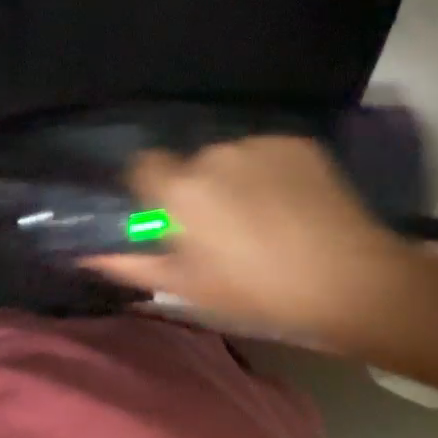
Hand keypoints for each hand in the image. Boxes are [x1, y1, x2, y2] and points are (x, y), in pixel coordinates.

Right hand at [83, 135, 417, 347]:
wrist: (350, 281)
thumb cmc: (258, 293)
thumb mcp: (188, 289)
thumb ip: (131, 266)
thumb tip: (86, 255)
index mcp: (180, 190)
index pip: (141, 167)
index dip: (148, 192)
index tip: (163, 219)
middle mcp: (214, 154)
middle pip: (187, 164)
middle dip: (193, 190)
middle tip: (217, 232)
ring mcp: (259, 144)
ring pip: (228, 159)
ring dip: (231, 182)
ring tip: (260, 221)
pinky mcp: (297, 143)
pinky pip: (265, 154)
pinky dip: (267, 175)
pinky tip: (288, 208)